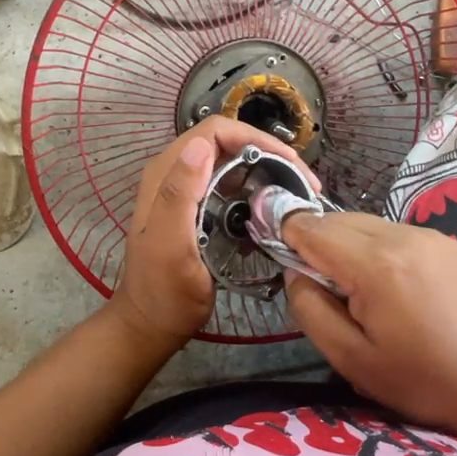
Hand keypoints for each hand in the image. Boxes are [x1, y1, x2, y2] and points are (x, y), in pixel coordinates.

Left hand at [109, 118, 312, 348]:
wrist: (152, 324)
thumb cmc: (163, 291)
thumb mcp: (169, 245)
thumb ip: (178, 195)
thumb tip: (202, 145)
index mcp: (165, 172)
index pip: (215, 131)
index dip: (255, 139)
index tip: (291, 164)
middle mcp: (174, 172)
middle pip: (227, 141)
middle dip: (269, 153)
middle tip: (304, 181)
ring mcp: (185, 190)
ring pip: (231, 161)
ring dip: (266, 169)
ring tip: (297, 191)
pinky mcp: (197, 207)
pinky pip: (230, 184)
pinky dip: (256, 188)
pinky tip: (275, 206)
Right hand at [282, 212, 456, 432]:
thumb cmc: (422, 381)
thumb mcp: (351, 358)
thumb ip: (310, 310)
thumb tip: (296, 274)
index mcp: (376, 266)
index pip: (313, 230)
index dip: (288, 236)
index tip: (276, 251)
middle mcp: (403, 237)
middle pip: (338, 220)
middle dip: (317, 241)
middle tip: (315, 281)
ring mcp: (431, 236)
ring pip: (367, 224)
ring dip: (348, 244)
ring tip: (355, 288)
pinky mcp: (450, 245)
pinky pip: (396, 234)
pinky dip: (378, 249)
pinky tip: (389, 286)